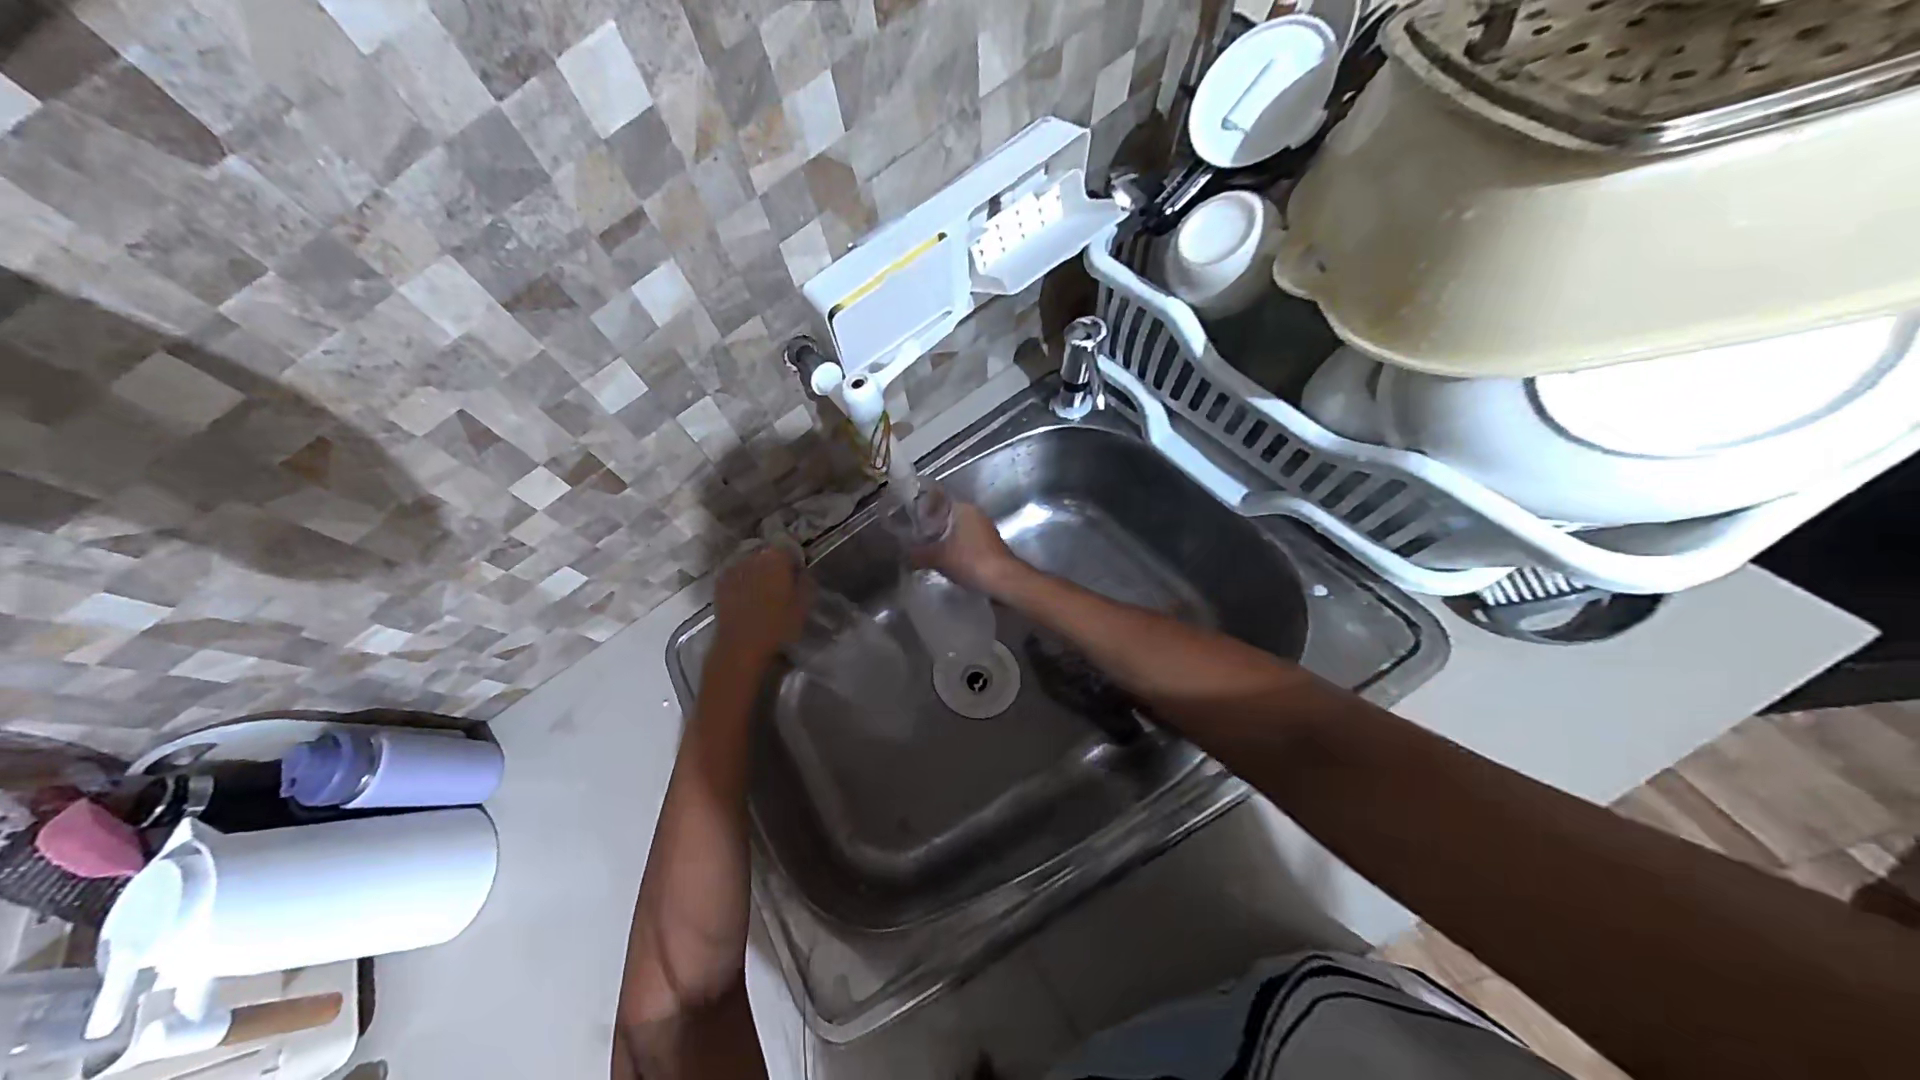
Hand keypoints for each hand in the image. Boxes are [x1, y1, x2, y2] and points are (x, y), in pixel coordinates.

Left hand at [712, 545, 810, 664]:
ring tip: (763, 590)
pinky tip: (747, 595)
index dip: (793, 559)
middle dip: (774, 564)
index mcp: (776, 558)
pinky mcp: (720, 582)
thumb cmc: (777, 626)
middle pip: (767, 553)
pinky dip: (743, 579)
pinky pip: (736, 574)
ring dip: (757, 571)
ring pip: (750, 562)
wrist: (740, 646)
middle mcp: (753, 557)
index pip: (788, 547)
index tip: (797, 572)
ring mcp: (733, 568)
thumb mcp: (804, 605)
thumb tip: (802, 571)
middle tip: (781, 583)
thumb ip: (806, 581)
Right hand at [913, 502, 1026, 596]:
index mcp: (963, 508)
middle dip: (929, 527)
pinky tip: (942, 560)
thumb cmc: (970, 561)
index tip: (906, 519)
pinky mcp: (988, 546)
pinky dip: (953, 549)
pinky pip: (964, 542)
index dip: (920, 509)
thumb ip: (917, 554)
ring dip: (941, 539)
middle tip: (910, 537)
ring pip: (955, 530)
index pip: (937, 500)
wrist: (1003, 581)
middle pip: (945, 516)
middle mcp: (975, 514)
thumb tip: (902, 554)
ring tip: (922, 549)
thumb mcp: (937, 557)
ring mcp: (984, 530)